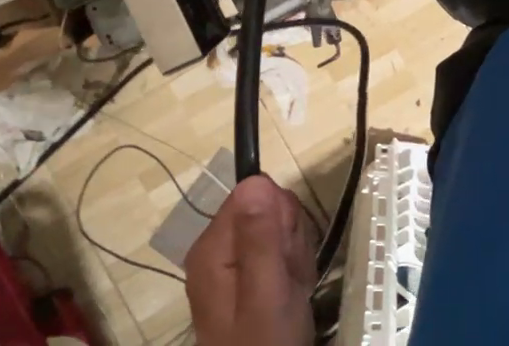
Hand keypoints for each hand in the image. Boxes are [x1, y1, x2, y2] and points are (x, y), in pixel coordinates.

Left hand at [187, 174, 316, 345]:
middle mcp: (219, 246)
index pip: (255, 192)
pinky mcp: (249, 272)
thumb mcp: (266, 293)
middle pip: (270, 207)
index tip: (285, 251)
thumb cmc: (263, 344)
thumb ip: (260, 237)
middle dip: (291, 237)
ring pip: (282, 226)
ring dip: (295, 253)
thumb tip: (254, 179)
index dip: (281, 217)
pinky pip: (283, 248)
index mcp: (213, 246)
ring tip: (291, 287)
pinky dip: (295, 267)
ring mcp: (234, 260)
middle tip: (289, 275)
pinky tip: (292, 291)